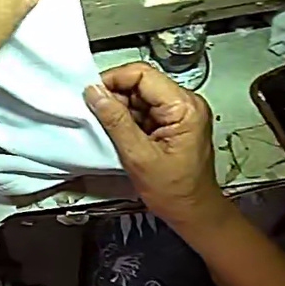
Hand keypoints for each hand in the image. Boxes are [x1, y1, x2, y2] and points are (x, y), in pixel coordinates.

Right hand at [83, 62, 234, 235]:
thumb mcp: (138, 156)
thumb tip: (94, 93)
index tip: (92, 94)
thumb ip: (115, 121)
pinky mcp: (173, 122)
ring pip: (140, 95)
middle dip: (115, 96)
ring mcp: (180, 112)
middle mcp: (186, 103)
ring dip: (120, 109)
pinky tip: (120, 135)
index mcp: (184, 107)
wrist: (192, 212)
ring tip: (108, 129)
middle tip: (95, 113)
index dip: (114, 80)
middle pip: (141, 82)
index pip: (143, 74)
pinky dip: (128, 119)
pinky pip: (144, 109)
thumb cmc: (174, 191)